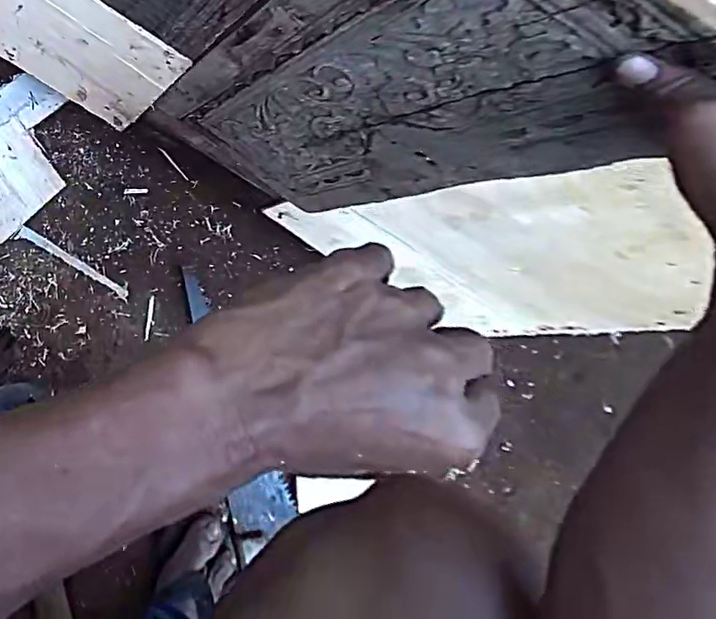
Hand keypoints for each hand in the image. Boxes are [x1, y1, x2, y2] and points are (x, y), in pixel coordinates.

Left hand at [178, 246, 497, 476]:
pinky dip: (364, 267)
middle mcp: (436, 367)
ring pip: (422, 301)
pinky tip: (344, 281)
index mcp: (451, 429)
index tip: (434, 382)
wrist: (231, 395)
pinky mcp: (353, 275)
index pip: (483, 399)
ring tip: (354, 321)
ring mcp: (395, 313)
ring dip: (394, 310)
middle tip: (393, 352)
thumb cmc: (286, 435)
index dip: (454, 388)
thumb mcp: (373, 457)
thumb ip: (416, 426)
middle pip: (467, 345)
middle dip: (433, 348)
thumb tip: (417, 402)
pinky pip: (378, 258)